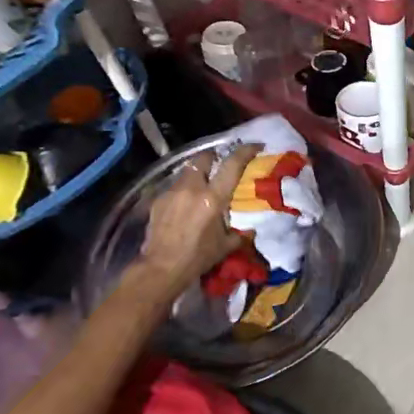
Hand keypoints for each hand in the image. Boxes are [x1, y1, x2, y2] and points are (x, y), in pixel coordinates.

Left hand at [135, 143, 261, 285]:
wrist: (160, 268)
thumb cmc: (198, 257)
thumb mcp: (226, 246)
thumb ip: (239, 233)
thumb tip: (249, 230)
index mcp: (213, 198)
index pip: (232, 165)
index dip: (245, 151)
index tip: (255, 145)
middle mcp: (192, 189)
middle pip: (203, 158)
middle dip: (213, 157)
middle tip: (220, 164)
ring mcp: (172, 192)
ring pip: (187, 172)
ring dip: (197, 175)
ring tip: (201, 187)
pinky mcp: (158, 201)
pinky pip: (174, 188)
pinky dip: (183, 191)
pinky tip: (184, 205)